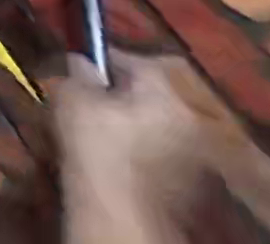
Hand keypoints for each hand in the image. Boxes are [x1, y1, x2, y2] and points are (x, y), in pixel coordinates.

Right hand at [53, 52, 204, 243]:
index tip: (81, 63)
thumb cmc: (95, 143)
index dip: (104, 57)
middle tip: (91, 93)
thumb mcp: (73, 95)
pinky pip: (162, 149)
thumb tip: (84, 62)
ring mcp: (197, 157)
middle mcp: (192, 122)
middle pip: (152, 93)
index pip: (135, 60)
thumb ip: (80, 72)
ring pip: (158, 122)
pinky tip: (116, 151)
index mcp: (167, 96)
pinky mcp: (191, 184)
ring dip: (133, 118)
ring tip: (100, 122)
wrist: (119, 212)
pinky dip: (141, 144)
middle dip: (122, 90)